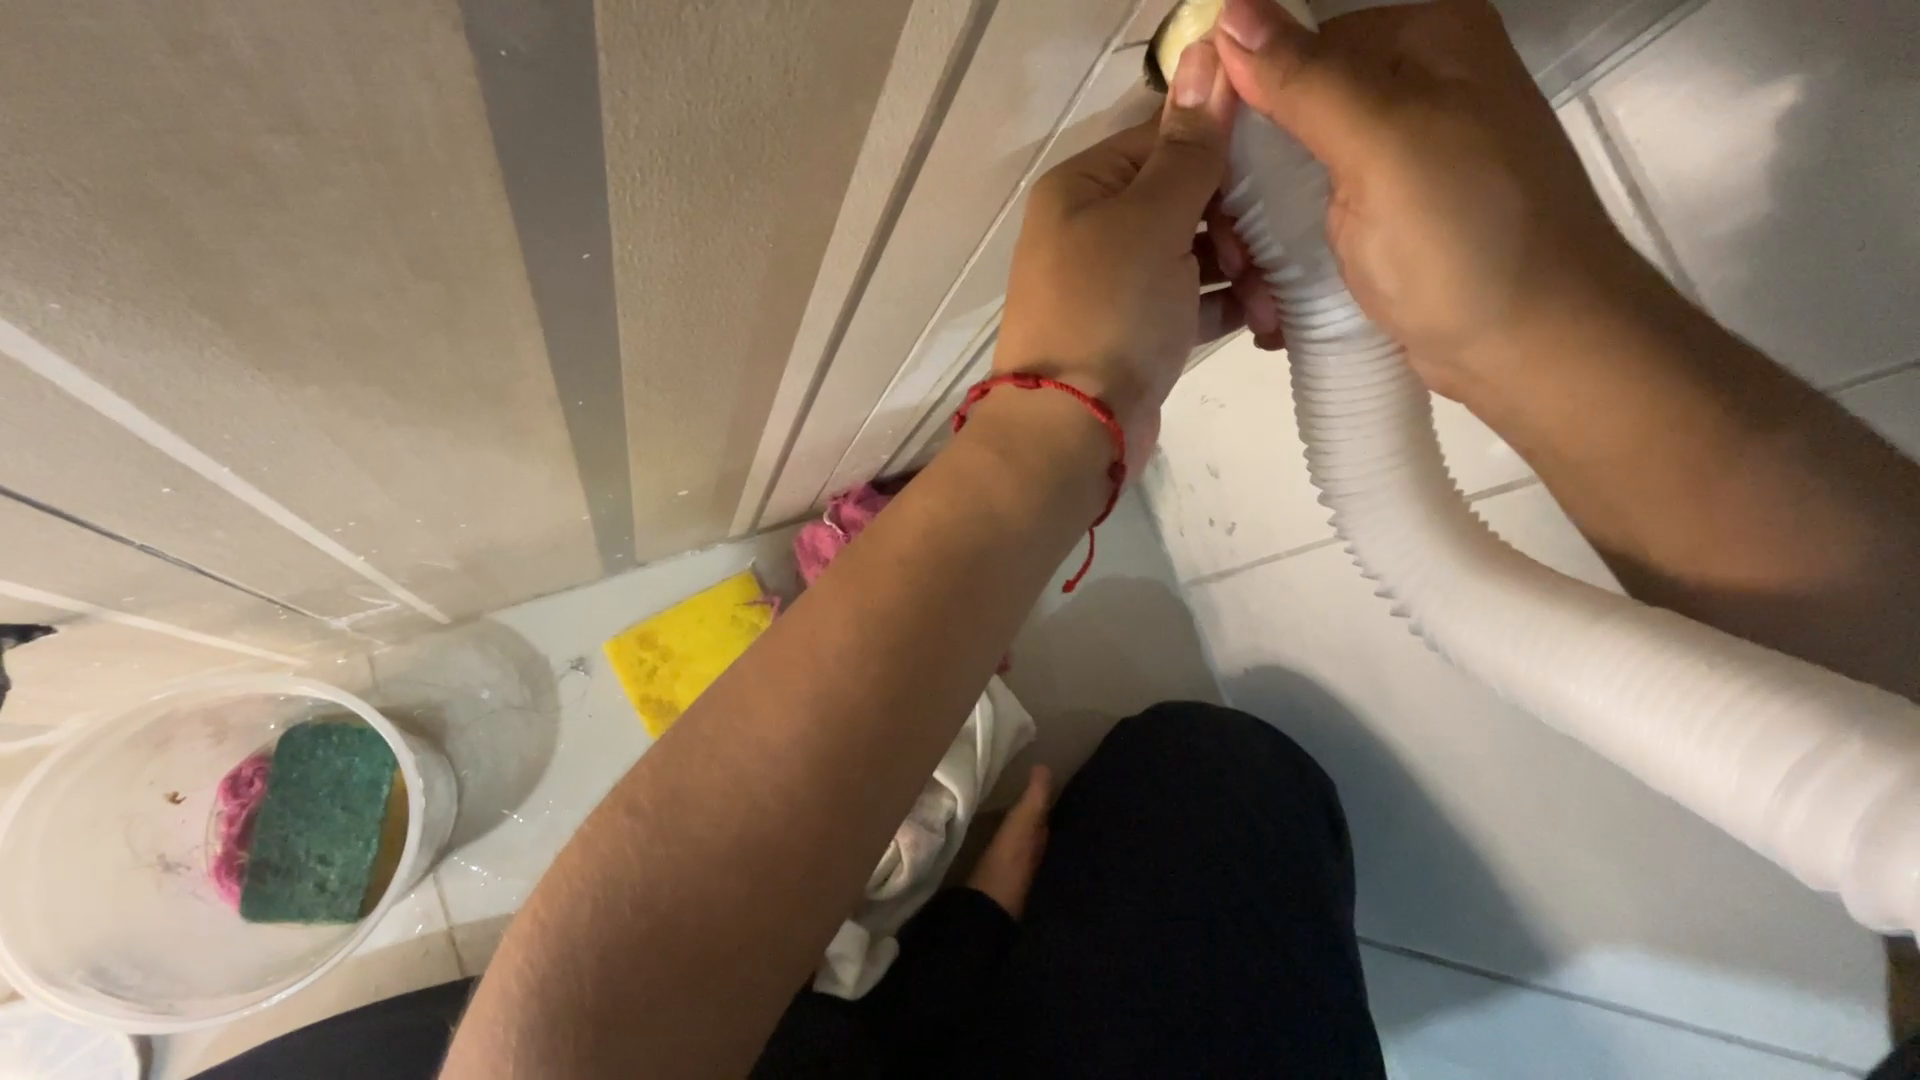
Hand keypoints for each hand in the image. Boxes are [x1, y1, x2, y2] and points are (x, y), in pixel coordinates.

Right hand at [967, 766, 1052, 918]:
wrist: (987, 902)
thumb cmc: (1010, 856)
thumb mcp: (1025, 819)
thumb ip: (1036, 795)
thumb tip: (1045, 766)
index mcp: (1039, 837)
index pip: (1042, 811)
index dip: (1036, 794)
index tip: (1025, 774)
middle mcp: (1030, 852)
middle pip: (1027, 824)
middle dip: (1021, 807)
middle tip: (1006, 784)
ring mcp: (1010, 865)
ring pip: (1012, 836)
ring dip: (1005, 820)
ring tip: (991, 801)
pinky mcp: (991, 874)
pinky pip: (995, 846)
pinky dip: (992, 834)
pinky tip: (979, 827)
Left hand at [994, 40, 1239, 454]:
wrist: (1073, 429)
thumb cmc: (1109, 311)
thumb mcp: (1152, 218)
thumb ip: (1189, 145)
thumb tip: (1209, 49)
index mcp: (1083, 186)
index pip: (1165, 138)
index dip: (1223, 152)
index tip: (1275, 174)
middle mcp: (1092, 229)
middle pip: (1185, 198)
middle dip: (1238, 222)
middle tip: (1268, 255)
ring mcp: (1113, 285)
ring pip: (1194, 253)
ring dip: (1242, 269)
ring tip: (1273, 301)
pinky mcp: (1135, 332)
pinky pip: (1190, 302)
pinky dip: (1226, 306)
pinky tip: (1267, 320)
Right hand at [1208, 0, 1647, 399]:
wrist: (1530, 346)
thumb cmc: (1463, 239)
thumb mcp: (1381, 146)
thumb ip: (1305, 80)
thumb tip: (1228, 10)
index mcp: (1423, 41)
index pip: (1293, 51)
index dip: (1240, 116)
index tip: (1210, 188)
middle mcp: (1412, 89)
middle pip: (1286, 122)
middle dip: (1246, 195)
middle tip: (1234, 258)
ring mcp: (1399, 161)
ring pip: (1290, 180)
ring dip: (1258, 240)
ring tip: (1256, 293)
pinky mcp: (1386, 221)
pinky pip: (1311, 223)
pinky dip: (1284, 261)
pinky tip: (1273, 300)